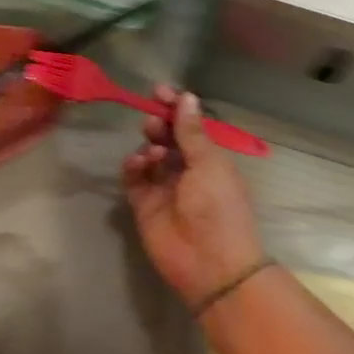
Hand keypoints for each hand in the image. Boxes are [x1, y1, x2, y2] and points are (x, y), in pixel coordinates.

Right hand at [121, 86, 265, 305]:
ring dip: (149, 144)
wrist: (210, 263)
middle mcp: (187, 169)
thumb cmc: (219, 207)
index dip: (176, 107)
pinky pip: (134, 177)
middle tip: (153, 119)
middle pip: (167, 137)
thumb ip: (192, 132)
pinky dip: (134, 166)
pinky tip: (140, 163)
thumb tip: (187, 97)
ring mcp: (164, 187)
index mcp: (211, 158)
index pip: (190, 125)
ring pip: (149, 154)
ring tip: (152, 150)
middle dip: (159, 123)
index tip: (160, 90)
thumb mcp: (210, 164)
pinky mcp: (144, 204)